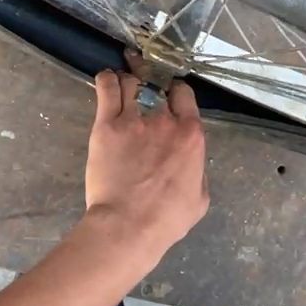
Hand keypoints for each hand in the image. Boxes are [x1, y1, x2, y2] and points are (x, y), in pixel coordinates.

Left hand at [82, 70, 208, 262]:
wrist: (127, 226)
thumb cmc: (166, 219)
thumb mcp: (199, 199)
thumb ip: (198, 173)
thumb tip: (191, 164)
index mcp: (190, 135)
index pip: (184, 95)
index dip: (176, 93)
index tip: (169, 98)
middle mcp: (164, 120)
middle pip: (157, 86)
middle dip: (151, 85)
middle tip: (144, 92)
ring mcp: (134, 119)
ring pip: (131, 83)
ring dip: (128, 82)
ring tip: (123, 87)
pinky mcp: (106, 125)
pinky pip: (107, 88)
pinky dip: (107, 80)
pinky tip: (107, 80)